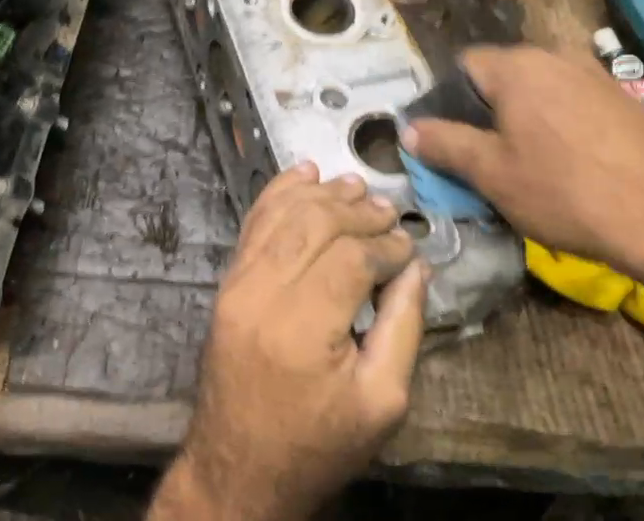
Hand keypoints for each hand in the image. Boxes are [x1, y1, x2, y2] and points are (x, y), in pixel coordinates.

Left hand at [152, 163, 428, 520]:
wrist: (239, 468)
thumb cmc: (317, 444)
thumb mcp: (381, 402)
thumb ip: (403, 327)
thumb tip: (417, 267)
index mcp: (303, 329)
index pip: (351, 258)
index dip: (386, 246)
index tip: (410, 248)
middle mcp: (262, 294)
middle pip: (314, 224)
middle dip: (357, 211)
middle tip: (388, 211)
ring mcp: (236, 285)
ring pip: (281, 214)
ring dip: (321, 194)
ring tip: (356, 188)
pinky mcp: (226, 284)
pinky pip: (252, 224)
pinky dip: (279, 194)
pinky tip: (304, 174)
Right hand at [402, 45, 643, 274]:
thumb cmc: (566, 193)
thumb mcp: (491, 174)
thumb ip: (444, 144)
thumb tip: (409, 128)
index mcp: (517, 66)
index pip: (464, 65)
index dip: (448, 100)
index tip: (450, 139)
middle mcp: (555, 57)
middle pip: (503, 77)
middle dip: (488, 112)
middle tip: (486, 159)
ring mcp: (597, 76)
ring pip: (541, 92)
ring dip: (526, 120)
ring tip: (529, 166)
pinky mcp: (627, 102)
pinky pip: (575, 106)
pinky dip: (562, 128)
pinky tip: (572, 168)